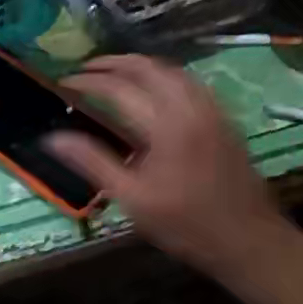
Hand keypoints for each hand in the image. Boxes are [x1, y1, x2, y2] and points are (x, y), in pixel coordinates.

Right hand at [43, 55, 292, 276]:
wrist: (249, 240)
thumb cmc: (185, 224)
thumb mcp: (132, 198)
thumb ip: (92, 162)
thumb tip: (53, 138)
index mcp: (165, 125)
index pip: (118, 88)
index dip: (87, 81)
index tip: (63, 82)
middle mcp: (190, 107)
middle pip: (147, 67)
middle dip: (112, 63)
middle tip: (84, 69)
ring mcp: (211, 109)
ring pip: (171, 69)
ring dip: (138, 64)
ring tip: (112, 71)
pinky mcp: (222, 117)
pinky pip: (188, 81)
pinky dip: (162, 74)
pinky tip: (151, 88)